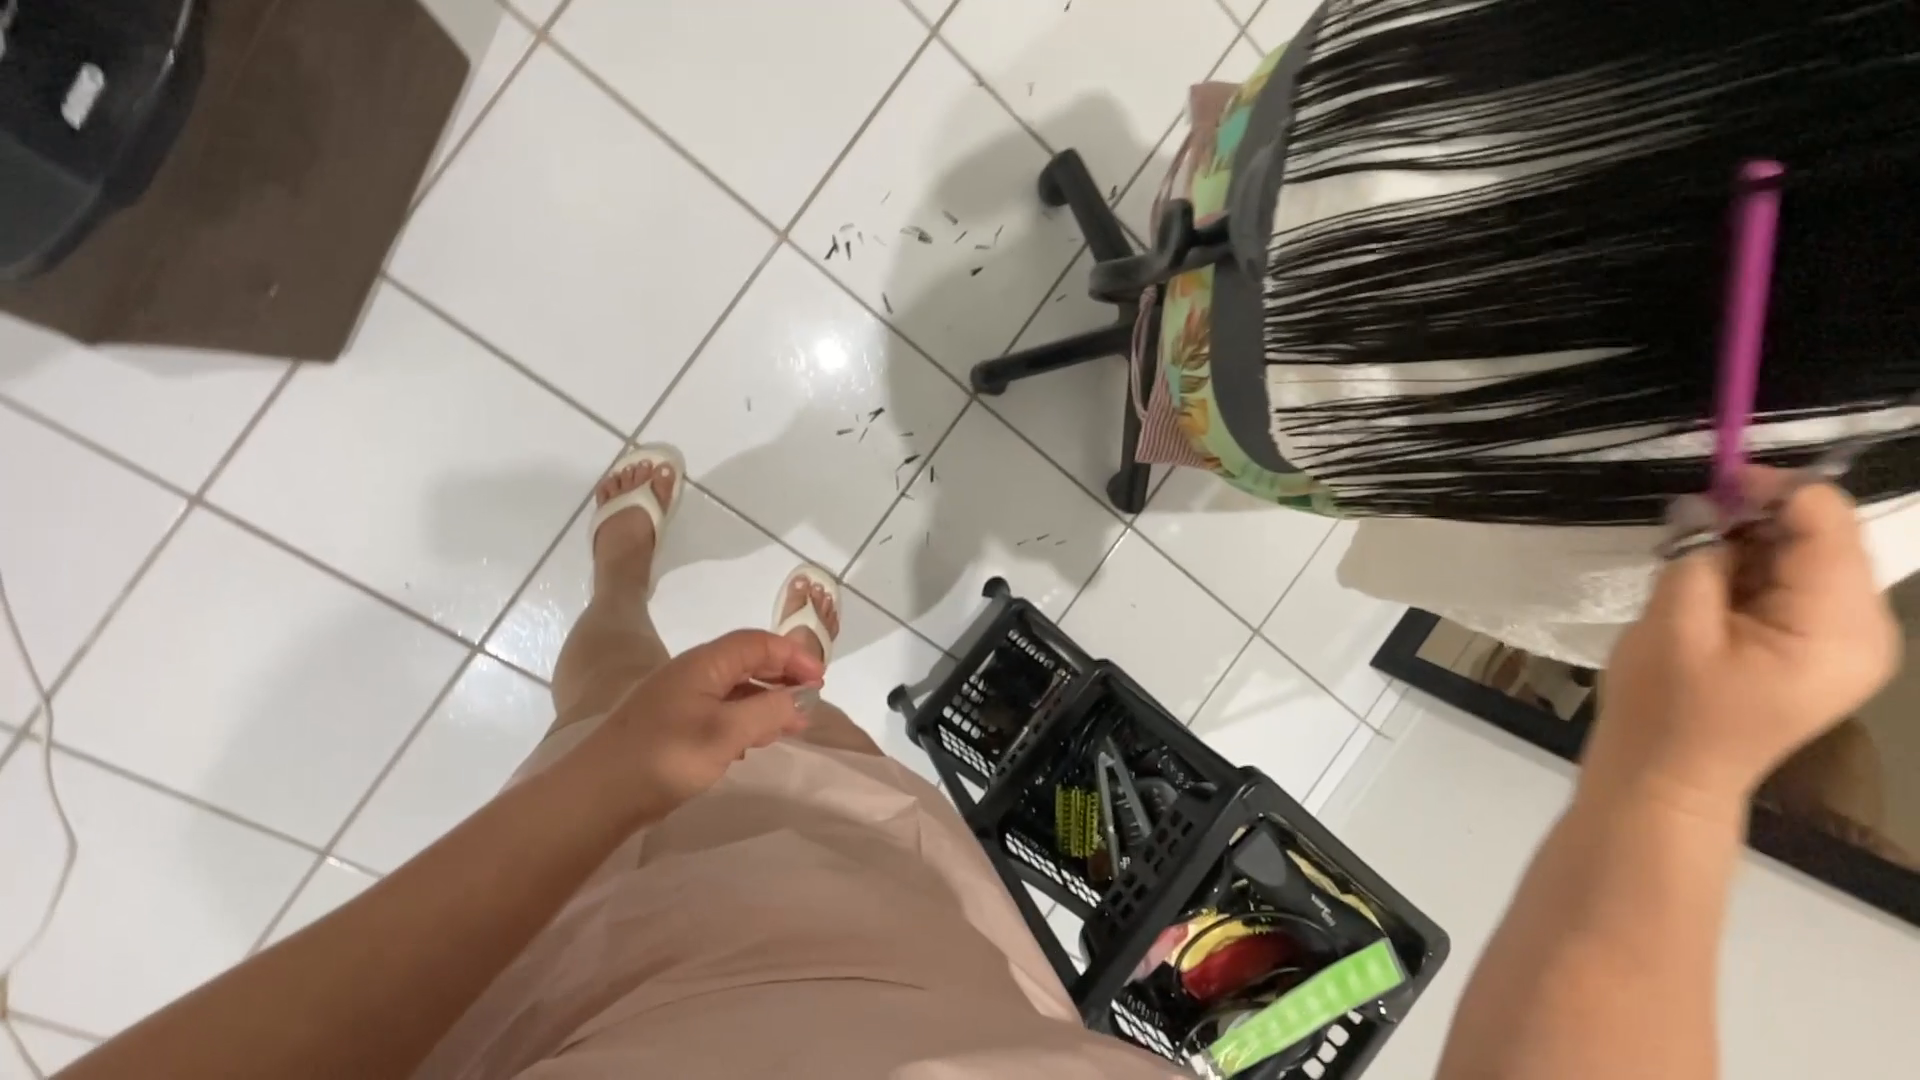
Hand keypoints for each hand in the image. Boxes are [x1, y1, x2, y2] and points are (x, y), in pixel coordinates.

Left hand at [568, 629, 825, 823]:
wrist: (596, 796)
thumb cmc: (665, 757)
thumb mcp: (726, 733)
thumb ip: (769, 711)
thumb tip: (802, 699)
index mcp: (704, 663)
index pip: (758, 643)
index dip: (794, 655)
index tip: (821, 681)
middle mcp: (691, 673)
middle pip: (747, 661)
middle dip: (783, 677)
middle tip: (810, 703)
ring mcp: (677, 699)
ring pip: (733, 688)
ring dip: (765, 700)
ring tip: (789, 725)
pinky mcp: (669, 725)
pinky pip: (718, 710)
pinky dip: (743, 719)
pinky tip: (750, 742)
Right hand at [1591, 470, 1899, 810]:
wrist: (1665, 777)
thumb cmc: (1665, 706)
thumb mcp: (1671, 624)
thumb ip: (1698, 556)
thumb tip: (1706, 504)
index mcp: (1837, 625)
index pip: (1828, 525)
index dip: (1772, 489)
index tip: (1708, 482)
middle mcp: (1866, 630)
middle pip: (1825, 541)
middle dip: (1756, 523)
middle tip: (1686, 530)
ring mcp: (1849, 644)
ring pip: (1808, 563)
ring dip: (1749, 551)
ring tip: (1689, 570)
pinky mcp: (1822, 652)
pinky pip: (1798, 590)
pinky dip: (1752, 577)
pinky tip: (1709, 594)